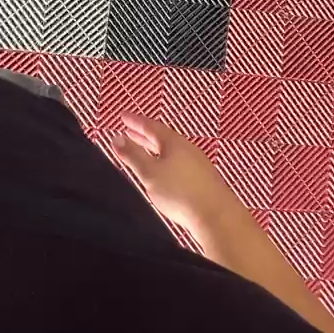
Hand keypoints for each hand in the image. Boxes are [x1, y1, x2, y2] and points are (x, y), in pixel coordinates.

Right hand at [110, 113, 245, 237]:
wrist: (216, 217)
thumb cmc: (181, 193)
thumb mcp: (150, 173)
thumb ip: (133, 155)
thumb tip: (117, 138)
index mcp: (173, 142)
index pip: (150, 126)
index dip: (135, 121)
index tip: (123, 116)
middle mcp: (187, 149)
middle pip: (162, 137)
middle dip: (144, 135)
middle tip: (130, 131)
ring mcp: (198, 164)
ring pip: (171, 151)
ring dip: (155, 149)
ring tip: (144, 151)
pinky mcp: (203, 180)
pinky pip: (180, 164)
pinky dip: (166, 163)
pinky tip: (164, 173)